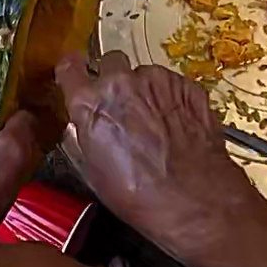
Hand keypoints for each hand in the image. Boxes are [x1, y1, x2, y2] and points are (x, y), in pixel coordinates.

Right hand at [56, 52, 266, 266]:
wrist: (198, 205)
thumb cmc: (140, 195)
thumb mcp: (92, 172)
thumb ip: (79, 138)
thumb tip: (77, 127)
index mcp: (90, 103)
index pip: (69, 66)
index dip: (71, 71)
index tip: (74, 75)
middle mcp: (122, 83)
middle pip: (109, 62)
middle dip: (112, 79)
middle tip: (120, 106)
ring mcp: (158, 81)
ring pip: (142, 73)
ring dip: (143, 90)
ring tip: (152, 123)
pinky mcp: (188, 87)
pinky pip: (170, 84)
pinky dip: (168, 98)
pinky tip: (172, 125)